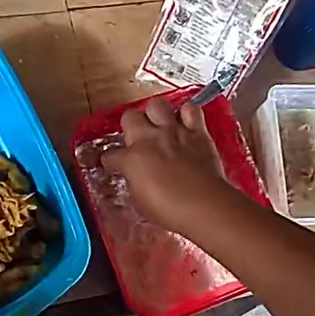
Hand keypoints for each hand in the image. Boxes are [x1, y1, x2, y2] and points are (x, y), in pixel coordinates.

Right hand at [101, 98, 243, 235]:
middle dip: (129, 126)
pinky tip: (185, 122)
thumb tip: (134, 177)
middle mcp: (150, 139)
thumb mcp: (140, 202)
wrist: (203, 204)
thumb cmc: (169, 210)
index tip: (113, 165)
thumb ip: (134, 183)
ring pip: (156, 105)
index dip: (110, 161)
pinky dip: (186, 113)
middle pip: (130, 117)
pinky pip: (190, 109)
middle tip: (136, 139)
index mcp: (131, 158)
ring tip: (159, 125)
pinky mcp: (197, 131)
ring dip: (155, 114)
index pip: (111, 155)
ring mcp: (174, 132)